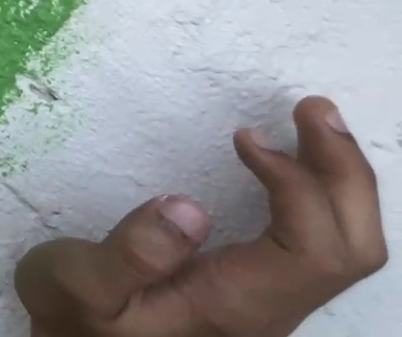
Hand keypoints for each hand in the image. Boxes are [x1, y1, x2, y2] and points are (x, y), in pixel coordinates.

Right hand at [14, 96, 387, 335]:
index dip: (297, 186)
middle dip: (345, 174)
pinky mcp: (256, 288)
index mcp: (236, 303)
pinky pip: (319, 243)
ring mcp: (269, 300)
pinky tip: (288, 168)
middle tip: (313, 108)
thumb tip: (185, 205)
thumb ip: (132, 252)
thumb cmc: (73, 317)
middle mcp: (272, 306)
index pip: (312, 248)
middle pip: (351, 246)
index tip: (245, 136)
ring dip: (340, 182)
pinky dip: (318, 196)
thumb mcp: (80, 284)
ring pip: (345, 246)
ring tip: (310, 125)